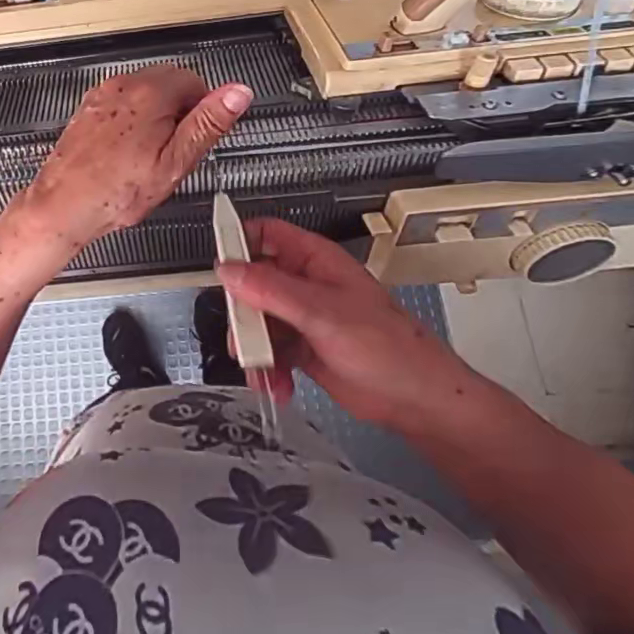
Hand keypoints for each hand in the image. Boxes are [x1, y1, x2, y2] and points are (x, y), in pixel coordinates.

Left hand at [14, 65, 250, 248]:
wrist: (63, 205)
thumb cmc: (114, 190)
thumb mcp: (175, 161)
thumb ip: (208, 122)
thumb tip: (237, 93)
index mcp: (151, 93)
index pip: (196, 81)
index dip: (201, 112)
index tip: (193, 137)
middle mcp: (124, 86)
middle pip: (169, 82)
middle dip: (178, 111)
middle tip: (173, 150)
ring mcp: (103, 96)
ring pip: (145, 94)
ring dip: (154, 116)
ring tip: (147, 155)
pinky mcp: (89, 109)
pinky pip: (122, 106)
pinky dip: (131, 123)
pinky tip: (126, 154)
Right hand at [217, 217, 474, 426]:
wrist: (414, 398)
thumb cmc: (392, 348)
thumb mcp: (324, 313)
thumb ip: (273, 290)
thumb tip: (231, 270)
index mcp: (315, 261)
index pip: (267, 235)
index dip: (240, 243)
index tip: (219, 264)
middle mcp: (306, 285)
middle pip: (252, 284)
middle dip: (242, 313)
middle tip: (243, 335)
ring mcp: (302, 317)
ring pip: (256, 322)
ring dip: (254, 350)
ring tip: (264, 370)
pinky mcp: (302, 348)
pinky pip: (268, 352)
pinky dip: (267, 370)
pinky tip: (277, 384)